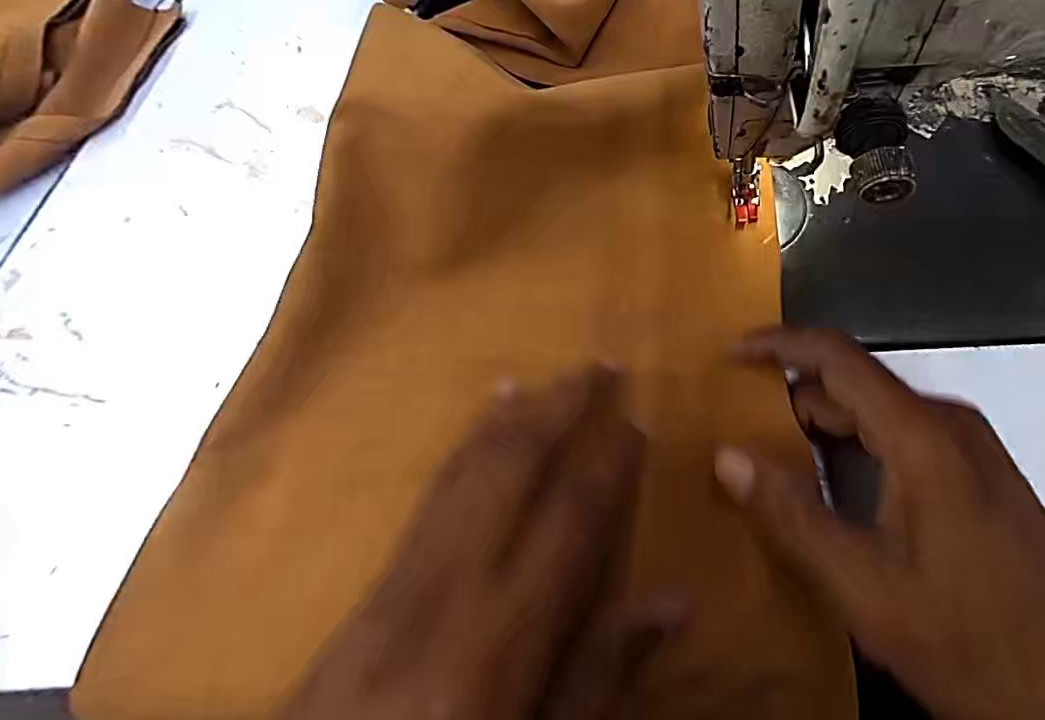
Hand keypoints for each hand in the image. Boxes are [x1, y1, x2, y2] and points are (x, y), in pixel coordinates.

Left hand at [283, 365, 684, 719]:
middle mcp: (446, 590)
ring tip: (552, 378)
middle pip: (512, 469)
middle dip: (560, 408)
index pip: (569, 520)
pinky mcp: (369, 590)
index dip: (609, 464)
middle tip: (601, 365)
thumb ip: (599, 678)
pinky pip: (430, 493)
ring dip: (515, 415)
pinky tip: (483, 423)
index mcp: (497, 639)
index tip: (637, 421)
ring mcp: (399, 583)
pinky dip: (467, 444)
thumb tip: (675, 602)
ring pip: (466, 469)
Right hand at [714, 328, 1044, 719]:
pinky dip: (857, 445)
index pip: (837, 356)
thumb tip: (728, 458)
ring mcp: (970, 446)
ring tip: (774, 456)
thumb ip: (794, 519)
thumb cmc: (979, 644)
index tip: (732, 352)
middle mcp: (948, 423)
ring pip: (878, 411)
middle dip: (793, 394)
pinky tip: (833, 485)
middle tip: (739, 421)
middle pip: (855, 383)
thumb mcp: (871, 593)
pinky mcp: (980, 472)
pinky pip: (902, 435)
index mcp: (922, 435)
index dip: (779, 345)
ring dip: (824, 424)